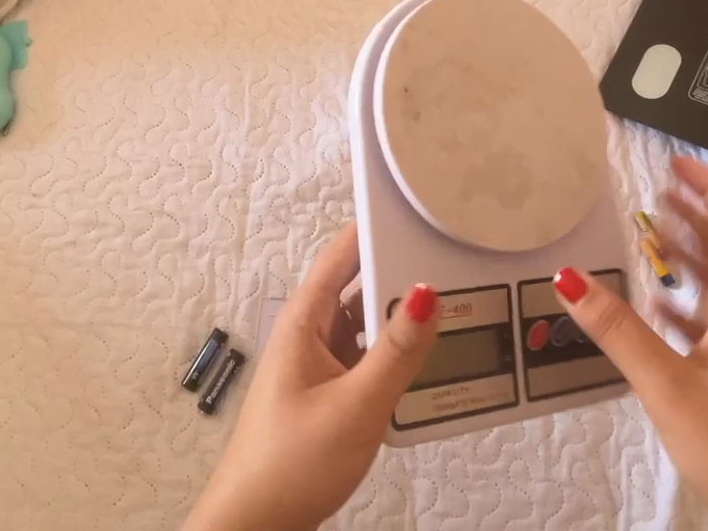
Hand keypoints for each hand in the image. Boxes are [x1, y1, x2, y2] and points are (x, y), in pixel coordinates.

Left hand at [185, 223, 438, 530]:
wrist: (256, 528)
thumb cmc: (291, 463)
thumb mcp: (355, 405)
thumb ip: (396, 352)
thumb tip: (427, 294)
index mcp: (305, 320)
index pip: (343, 252)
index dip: (376, 225)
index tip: (418, 208)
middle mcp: (311, 331)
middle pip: (360, 284)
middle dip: (400, 271)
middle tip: (450, 258)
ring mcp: (320, 361)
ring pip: (367, 323)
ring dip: (400, 316)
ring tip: (450, 302)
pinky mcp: (330, 390)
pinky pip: (369, 356)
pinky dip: (395, 352)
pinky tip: (428, 358)